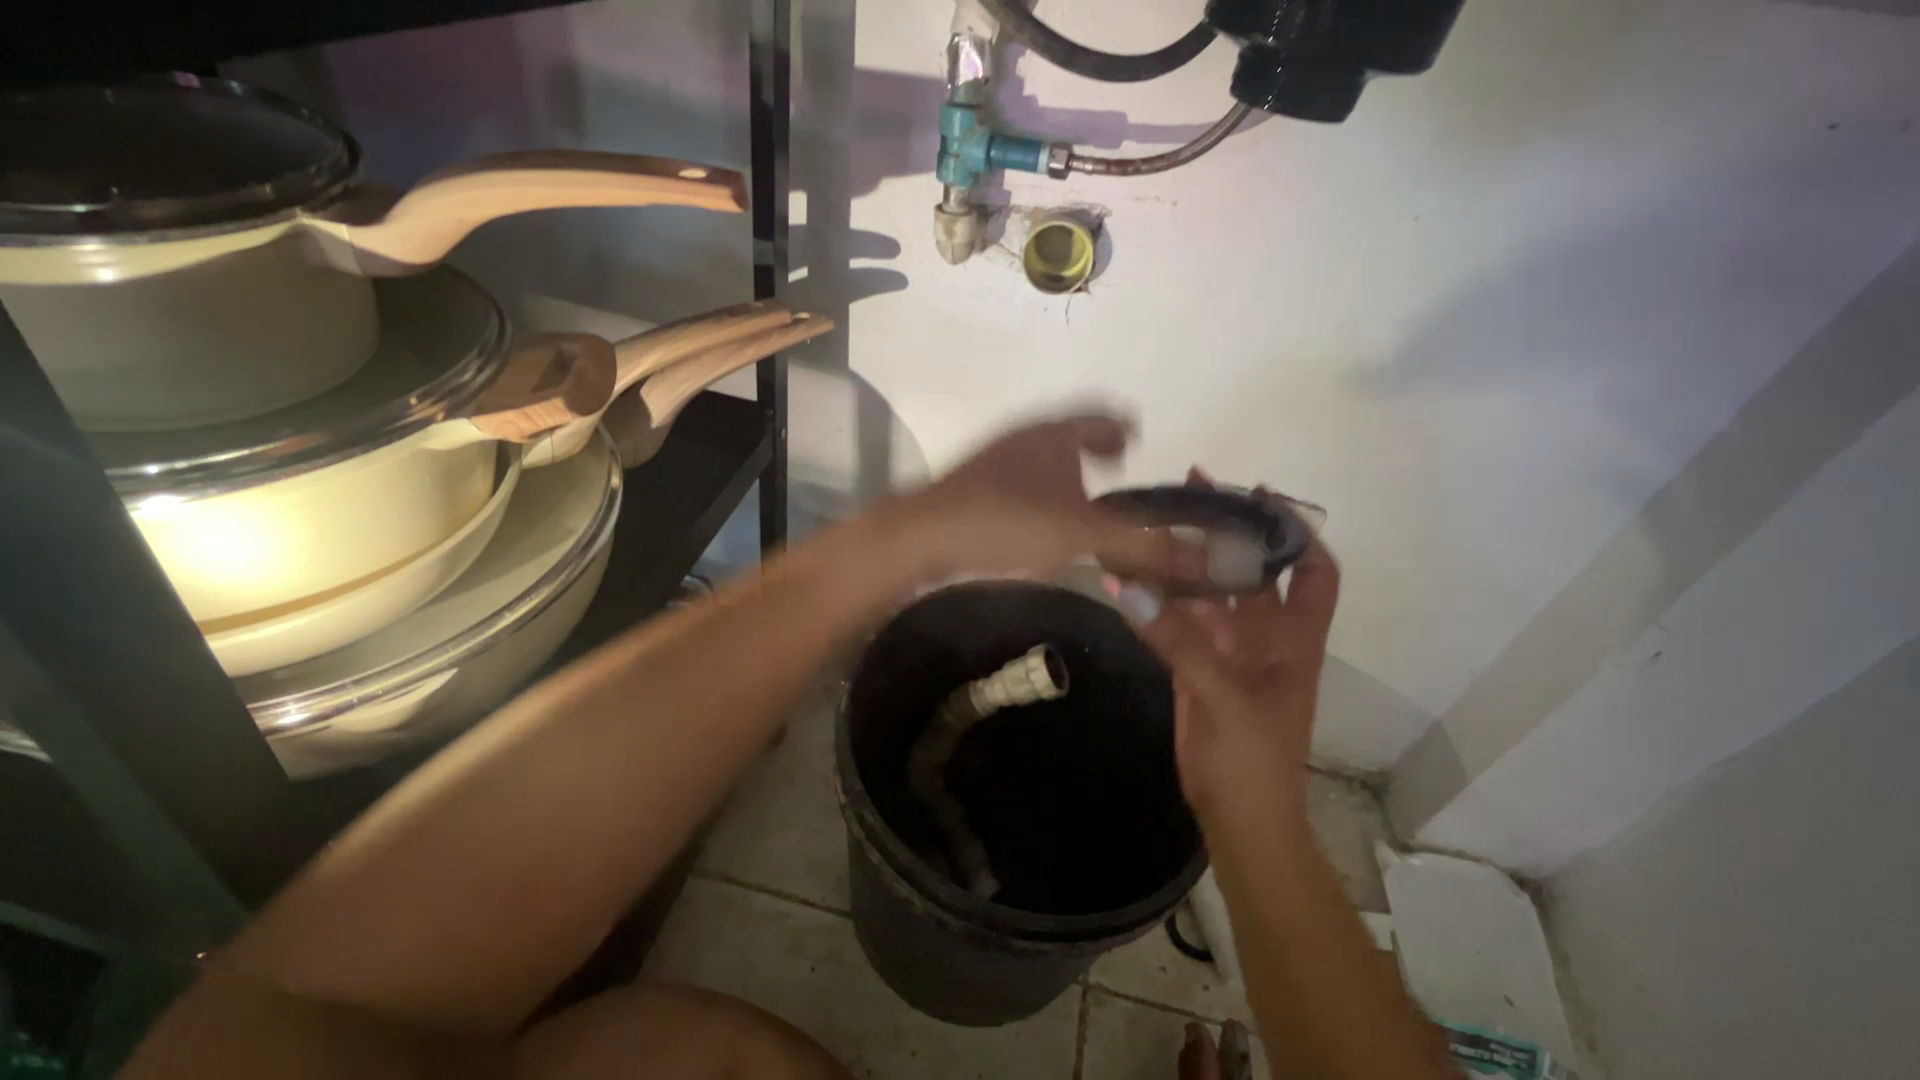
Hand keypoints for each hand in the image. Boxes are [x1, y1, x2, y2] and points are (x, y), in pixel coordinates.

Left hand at [889, 412, 1207, 584]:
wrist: (920, 537)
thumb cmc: (1006, 521)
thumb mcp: (1082, 533)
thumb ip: (1143, 543)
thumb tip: (1206, 553)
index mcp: (1054, 432)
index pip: (1098, 415)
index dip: (1121, 424)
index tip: (1138, 433)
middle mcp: (1024, 436)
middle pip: (1069, 431)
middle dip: (1096, 444)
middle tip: (1120, 461)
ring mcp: (994, 460)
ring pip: (1042, 455)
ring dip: (1068, 468)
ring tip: (1086, 494)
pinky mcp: (973, 488)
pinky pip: (1022, 479)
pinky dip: (1043, 488)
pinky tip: (1041, 519)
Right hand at [1137, 488, 1338, 823]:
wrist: (1241, 819)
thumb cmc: (1254, 761)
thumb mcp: (1224, 696)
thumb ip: (1178, 640)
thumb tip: (1126, 585)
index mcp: (1295, 639)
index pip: (1315, 572)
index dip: (1298, 532)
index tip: (1262, 496)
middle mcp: (1265, 637)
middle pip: (1252, 570)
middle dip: (1228, 531)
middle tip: (1191, 487)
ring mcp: (1228, 653)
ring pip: (1209, 594)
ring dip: (1186, 562)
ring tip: (1152, 523)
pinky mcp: (1196, 670)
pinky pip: (1176, 624)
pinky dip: (1156, 602)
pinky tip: (1127, 580)